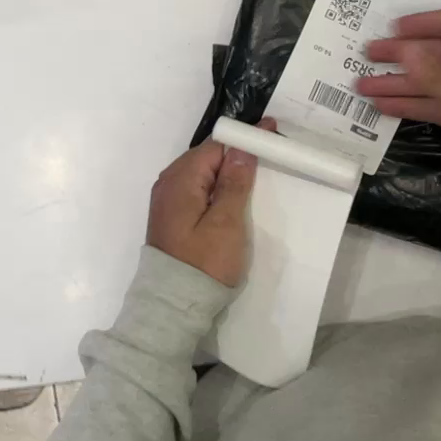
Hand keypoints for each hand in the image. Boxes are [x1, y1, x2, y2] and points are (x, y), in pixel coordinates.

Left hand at [146, 133, 260, 286]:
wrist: (174, 306)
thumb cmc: (204, 263)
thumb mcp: (226, 222)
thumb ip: (233, 183)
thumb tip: (241, 148)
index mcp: (180, 179)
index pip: (216, 146)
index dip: (244, 140)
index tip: (272, 134)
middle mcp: (168, 184)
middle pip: (207, 158)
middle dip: (237, 153)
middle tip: (271, 152)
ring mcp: (168, 202)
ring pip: (203, 175)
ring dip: (228, 172)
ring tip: (259, 173)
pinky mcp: (172, 218)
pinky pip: (197, 191)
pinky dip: (217, 188)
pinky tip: (235, 196)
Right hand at [356, 10, 440, 169]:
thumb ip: (436, 76)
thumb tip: (404, 50)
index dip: (424, 23)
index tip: (393, 27)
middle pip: (436, 54)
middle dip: (401, 55)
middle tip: (367, 56)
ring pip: (431, 82)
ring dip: (399, 84)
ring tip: (363, 87)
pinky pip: (435, 105)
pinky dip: (411, 105)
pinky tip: (384, 106)